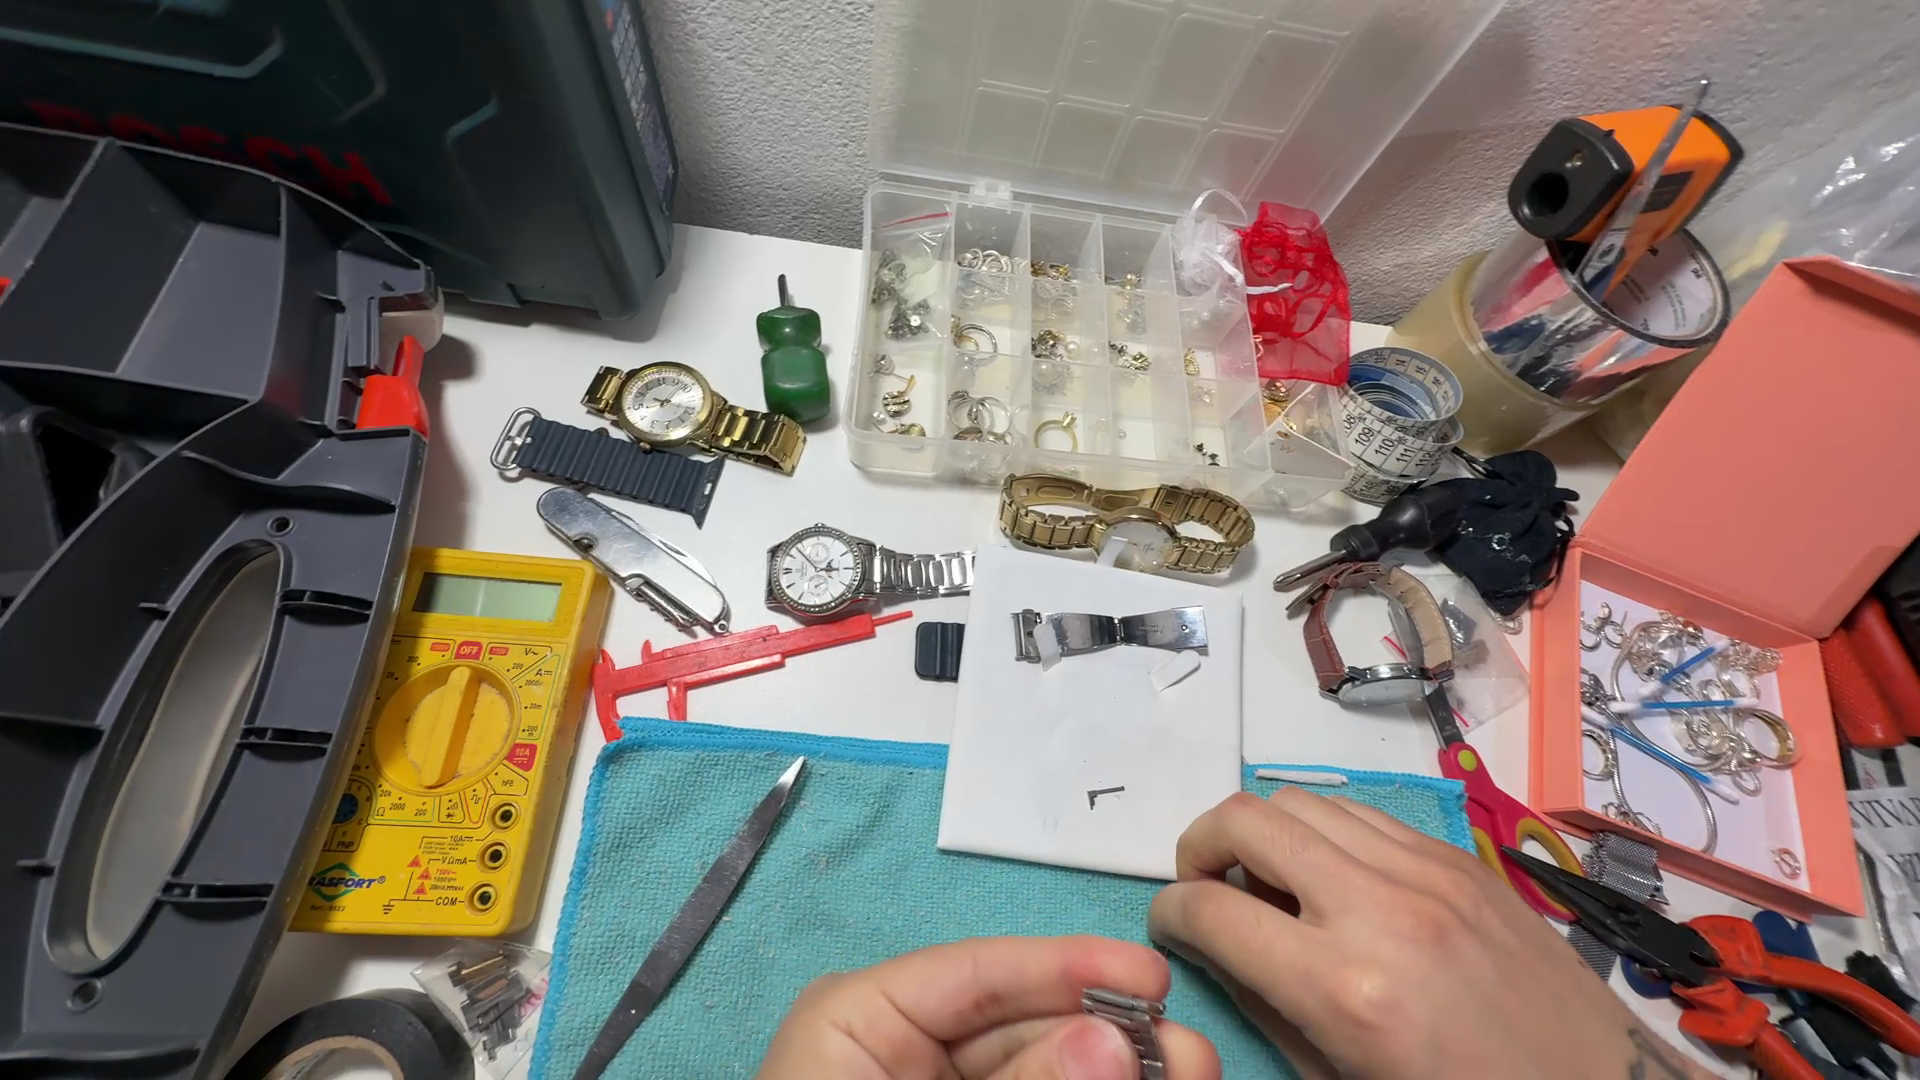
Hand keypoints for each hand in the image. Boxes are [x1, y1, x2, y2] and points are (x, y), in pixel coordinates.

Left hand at [756, 935, 1220, 1079]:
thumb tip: (1110, 1043)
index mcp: (866, 1017)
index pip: (979, 971)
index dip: (1068, 966)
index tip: (1149, 978)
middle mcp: (904, 1046)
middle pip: (1021, 1025)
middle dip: (1106, 1037)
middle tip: (1190, 1053)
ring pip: (1039, 1073)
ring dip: (1110, 1078)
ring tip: (1189, 1075)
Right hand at [1148, 790, 1714, 1079]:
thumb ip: (1261, 1002)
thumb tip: (1207, 941)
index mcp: (1346, 990)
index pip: (1210, 910)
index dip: (1168, 914)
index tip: (1169, 925)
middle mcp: (1377, 908)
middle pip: (1243, 818)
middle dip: (1199, 845)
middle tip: (1206, 885)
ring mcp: (1424, 870)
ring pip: (1295, 798)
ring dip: (1259, 832)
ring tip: (1268, 878)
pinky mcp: (1456, 856)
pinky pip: (1354, 810)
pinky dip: (1317, 831)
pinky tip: (1329, 874)